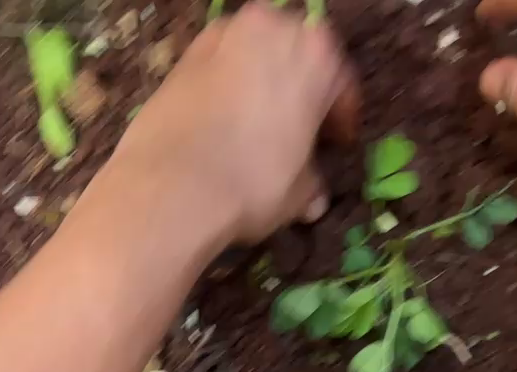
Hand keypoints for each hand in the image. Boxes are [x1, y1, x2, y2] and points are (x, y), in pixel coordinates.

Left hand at [105, 3, 358, 245]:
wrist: (174, 184)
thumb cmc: (253, 183)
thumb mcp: (297, 194)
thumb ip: (310, 186)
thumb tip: (313, 199)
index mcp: (315, 53)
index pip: (341, 81)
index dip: (342, 116)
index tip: (338, 141)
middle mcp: (271, 27)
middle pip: (296, 54)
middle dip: (300, 88)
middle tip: (299, 130)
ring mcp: (223, 34)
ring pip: (255, 56)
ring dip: (262, 84)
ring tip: (259, 128)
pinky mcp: (185, 53)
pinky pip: (220, 67)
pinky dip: (228, 88)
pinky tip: (225, 126)